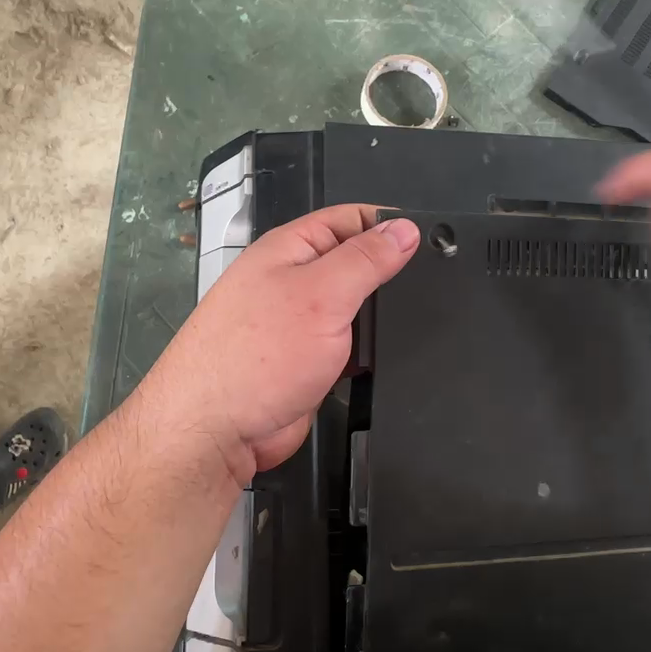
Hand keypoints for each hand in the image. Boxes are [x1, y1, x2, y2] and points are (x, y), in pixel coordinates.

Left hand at [135, 204, 419, 483]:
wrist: (215, 431)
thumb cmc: (260, 355)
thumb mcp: (322, 294)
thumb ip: (366, 259)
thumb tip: (403, 227)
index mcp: (289, 249)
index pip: (348, 219)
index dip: (388, 224)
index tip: (432, 239)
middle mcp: (291, 280)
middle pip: (352, 262)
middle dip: (387, 271)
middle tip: (434, 282)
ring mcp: (298, 324)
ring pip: (352, 308)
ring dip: (377, 316)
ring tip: (416, 319)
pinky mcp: (305, 363)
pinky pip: (346, 345)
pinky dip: (366, 349)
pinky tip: (388, 354)